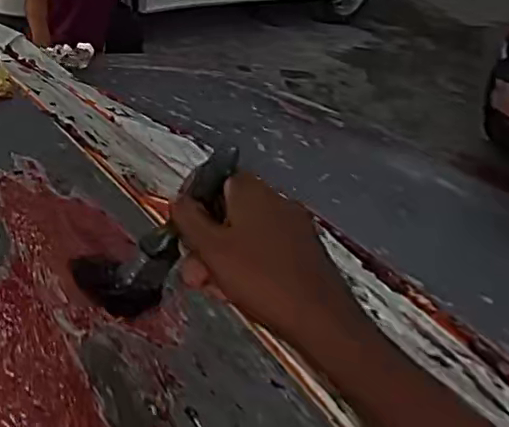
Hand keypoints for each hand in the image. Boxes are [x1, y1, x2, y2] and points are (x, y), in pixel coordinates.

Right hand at [171, 171, 366, 351]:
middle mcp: (277, 202)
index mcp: (252, 190)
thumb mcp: (209, 245)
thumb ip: (186, 216)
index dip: (192, 202)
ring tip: (211, 286)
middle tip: (193, 267)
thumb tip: (180, 202)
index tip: (182, 227)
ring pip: (245, 234)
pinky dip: (248, 265)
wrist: (328, 329)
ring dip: (222, 256)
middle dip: (205, 239)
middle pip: (227, 210)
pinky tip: (237, 291)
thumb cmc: (262, 279)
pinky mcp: (309, 258)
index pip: (212, 179)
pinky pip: (266, 251)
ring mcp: (297, 231)